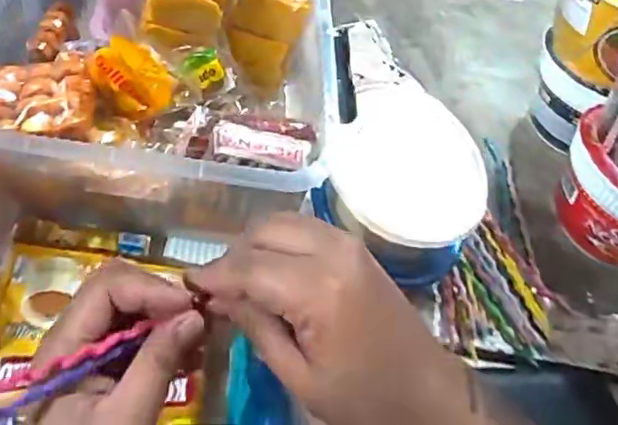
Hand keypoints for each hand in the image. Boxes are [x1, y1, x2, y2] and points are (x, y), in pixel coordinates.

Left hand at [32, 261, 205, 424]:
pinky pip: (129, 336)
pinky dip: (158, 337)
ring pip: (124, 310)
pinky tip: (188, 352)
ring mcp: (83, 352)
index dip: (148, 288)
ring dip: (162, 316)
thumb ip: (157, 364)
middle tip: (196, 316)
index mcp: (62, 344)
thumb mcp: (124, 421)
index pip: (106, 287)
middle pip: (114, 290)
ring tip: (199, 334)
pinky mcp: (97, 371)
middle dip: (157, 297)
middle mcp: (69, 336)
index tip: (188, 306)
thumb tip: (194, 315)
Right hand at [190, 214, 480, 424]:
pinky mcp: (350, 240)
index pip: (250, 267)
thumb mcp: (302, 379)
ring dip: (253, 243)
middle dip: (233, 255)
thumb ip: (257, 329)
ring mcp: (344, 239)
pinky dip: (277, 238)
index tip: (188, 284)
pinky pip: (300, 224)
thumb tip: (218, 296)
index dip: (215, 274)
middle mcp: (331, 249)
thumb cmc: (366, 399)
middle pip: (262, 231)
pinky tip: (268, 267)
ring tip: (239, 278)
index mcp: (320, 288)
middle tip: (215, 287)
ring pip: (280, 220)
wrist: (429, 391)